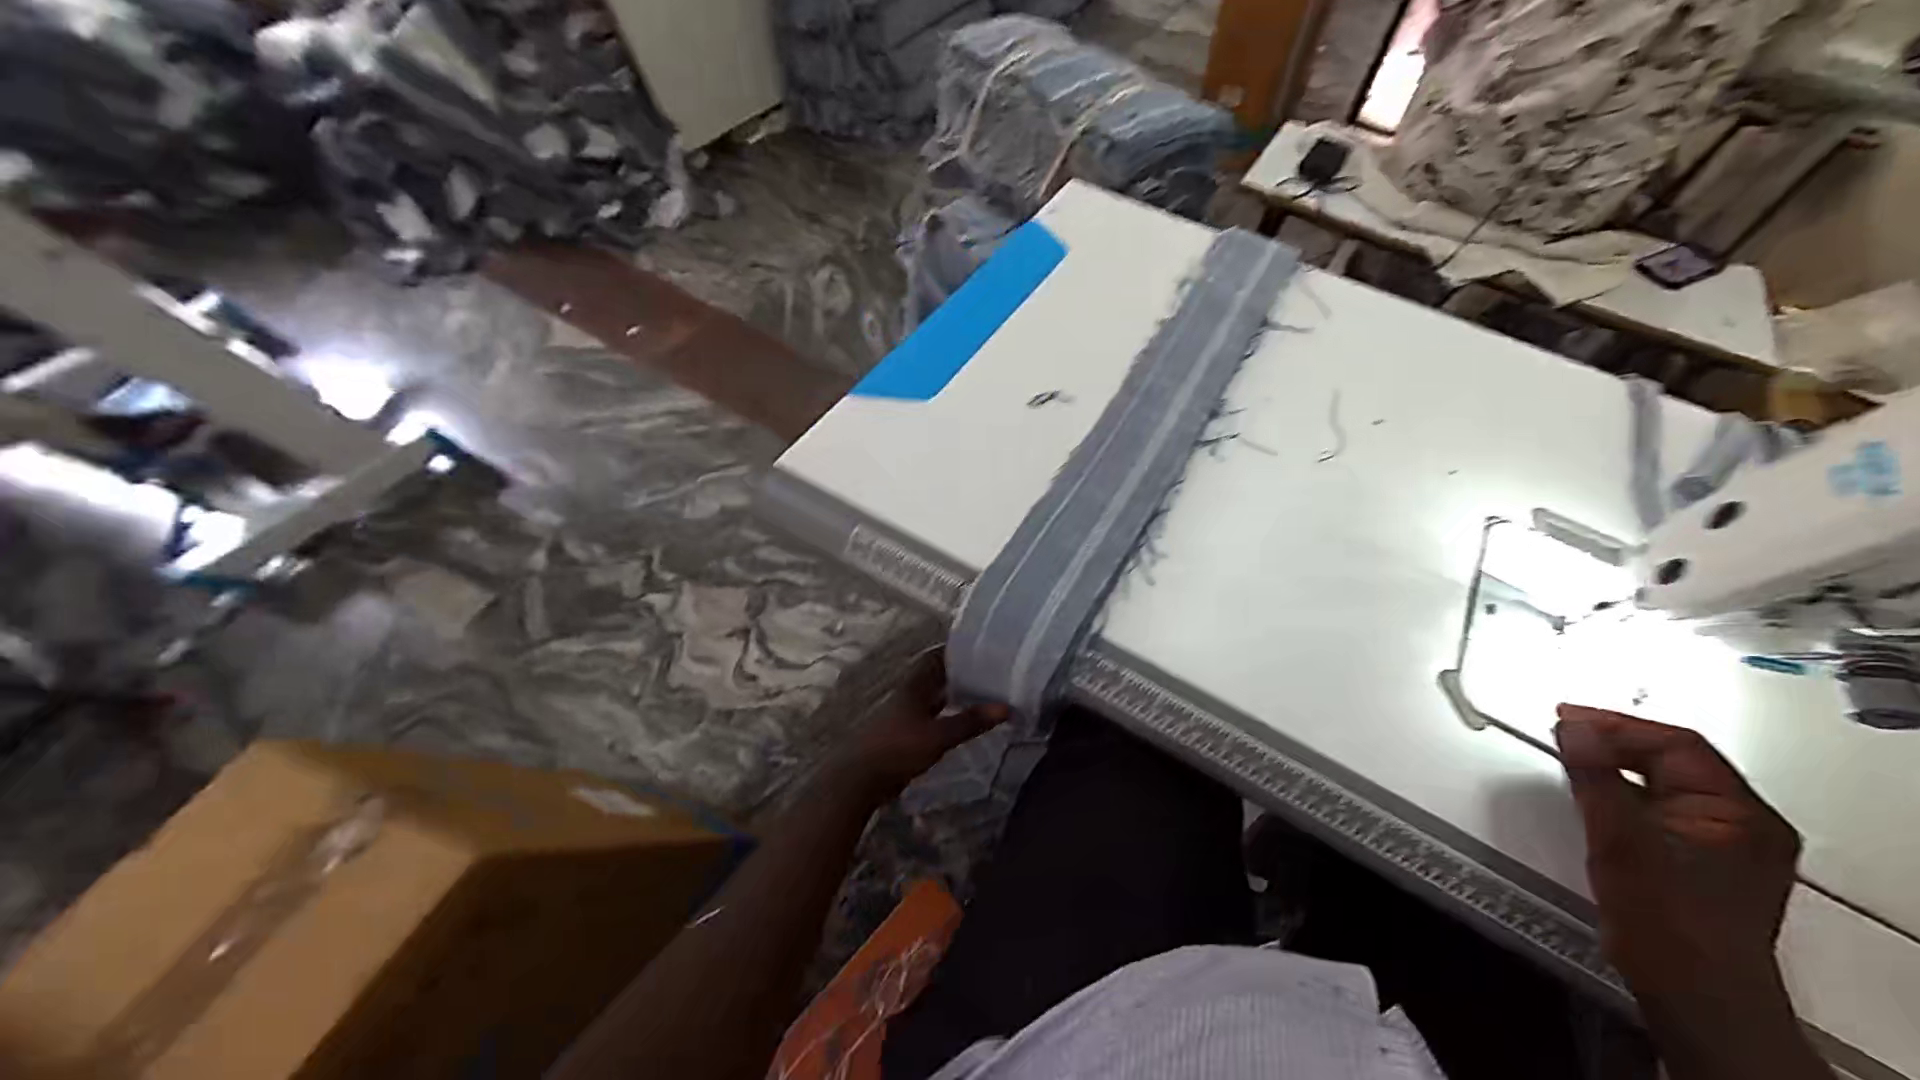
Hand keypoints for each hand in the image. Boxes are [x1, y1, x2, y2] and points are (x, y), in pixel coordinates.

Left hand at [829, 650, 1008, 798]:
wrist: (859, 778)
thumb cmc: (898, 748)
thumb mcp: (939, 735)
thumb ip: (970, 721)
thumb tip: (1005, 707)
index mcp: (914, 687)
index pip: (934, 659)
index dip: (953, 652)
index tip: (978, 649)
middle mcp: (907, 697)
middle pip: (933, 678)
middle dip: (956, 674)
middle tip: (986, 673)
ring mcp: (902, 717)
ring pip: (930, 699)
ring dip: (950, 696)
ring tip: (978, 696)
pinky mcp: (901, 737)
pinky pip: (927, 719)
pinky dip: (943, 717)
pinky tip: (957, 724)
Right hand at [1555, 706, 1822, 1079]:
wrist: (1693, 993)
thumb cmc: (1672, 924)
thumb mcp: (1621, 838)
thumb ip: (1595, 776)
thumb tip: (1576, 728)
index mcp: (1741, 814)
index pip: (1677, 744)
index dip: (1617, 724)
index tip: (1568, 717)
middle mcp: (1743, 824)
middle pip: (1675, 760)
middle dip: (1616, 742)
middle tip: (1566, 731)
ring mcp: (1722, 843)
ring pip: (1664, 783)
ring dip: (1617, 766)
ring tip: (1573, 757)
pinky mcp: (1696, 858)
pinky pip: (1658, 805)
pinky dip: (1622, 791)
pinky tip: (1594, 793)